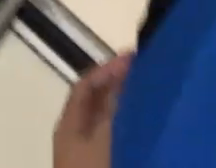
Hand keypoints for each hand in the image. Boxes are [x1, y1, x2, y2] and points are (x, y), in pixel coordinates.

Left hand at [54, 53, 132, 167]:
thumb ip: (115, 102)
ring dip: (121, 95)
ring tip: (146, 84)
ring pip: (102, 112)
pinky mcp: (96, 158)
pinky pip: (109, 127)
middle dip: (116, 79)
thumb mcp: (105, 134)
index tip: (133, 58)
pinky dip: (123, 114)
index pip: (85, 84)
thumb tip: (128, 71)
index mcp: (69, 123)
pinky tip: (141, 113)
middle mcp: (74, 131)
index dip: (107, 67)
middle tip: (143, 66)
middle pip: (93, 96)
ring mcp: (84, 147)